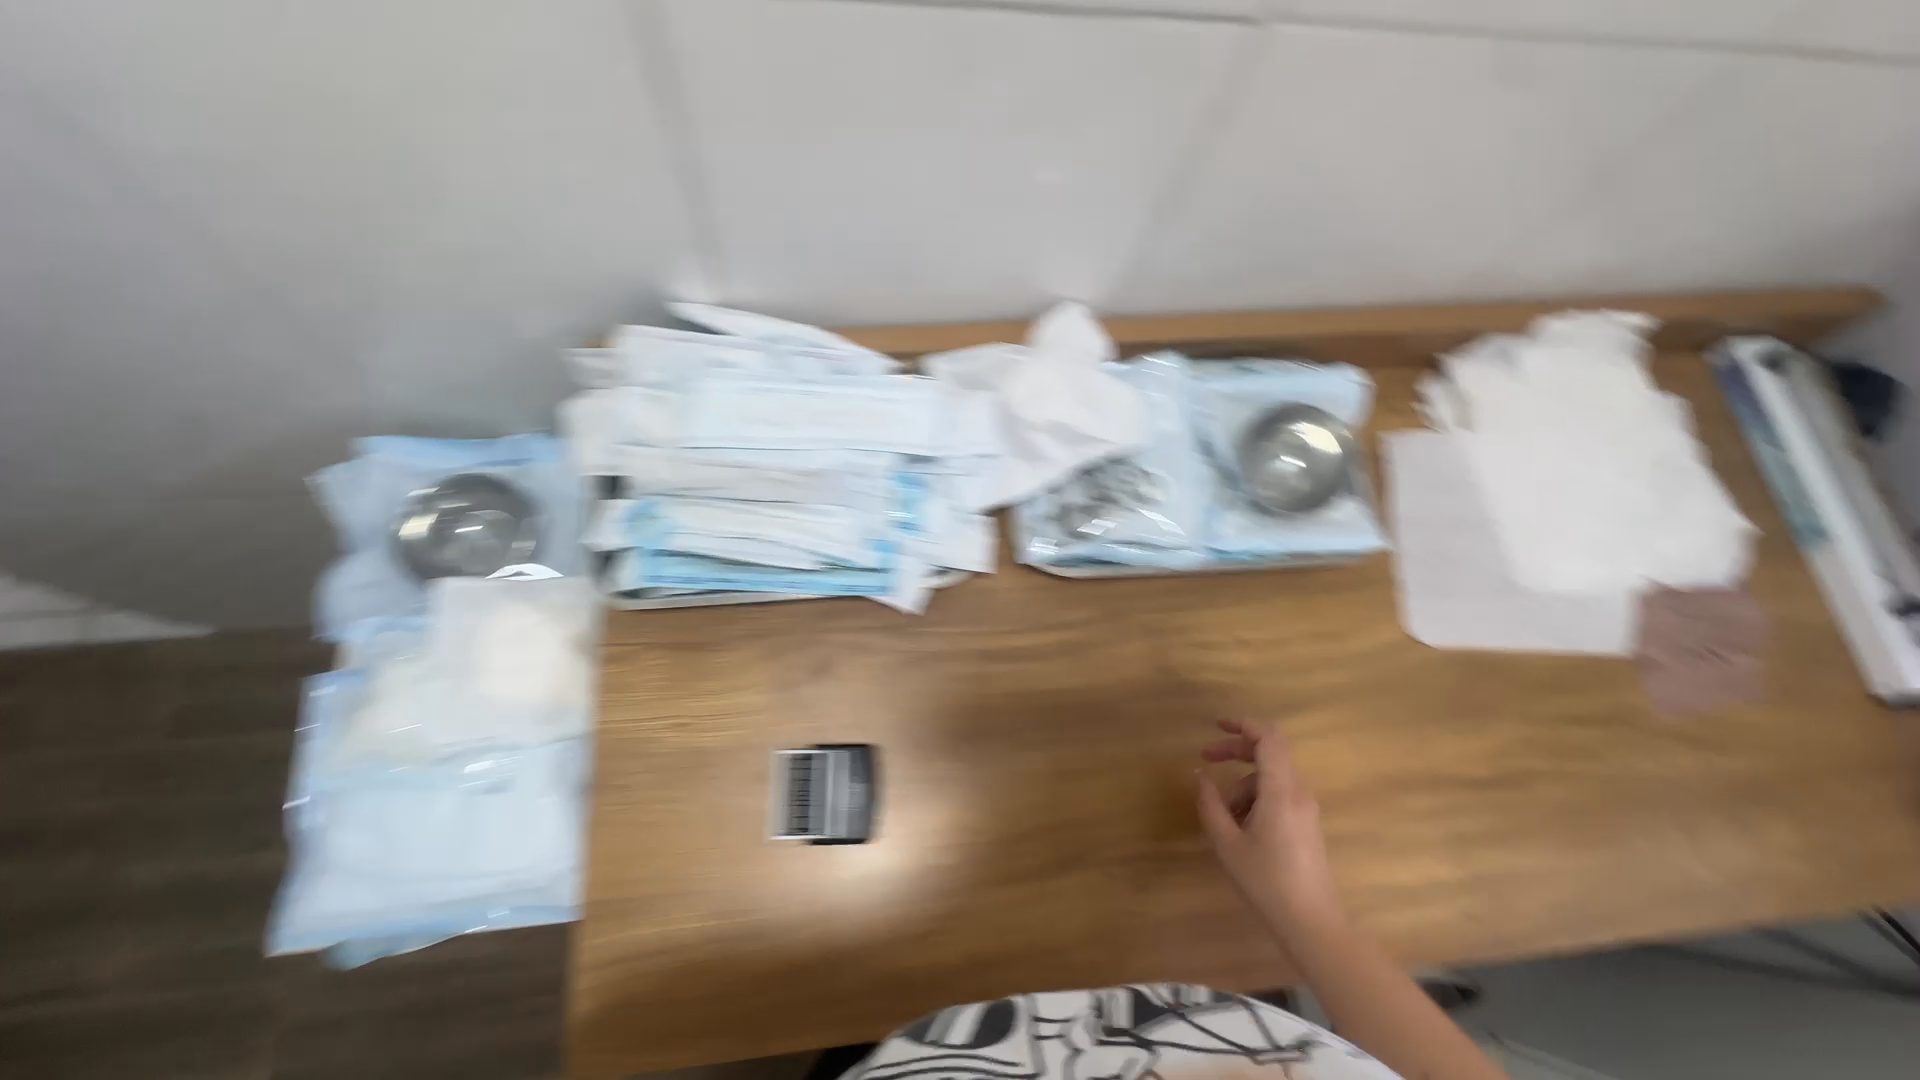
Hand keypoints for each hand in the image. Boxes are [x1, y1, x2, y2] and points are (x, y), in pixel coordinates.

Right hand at [1196, 719, 1343, 931]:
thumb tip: (1201, 775)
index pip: (1268, 738)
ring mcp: (1306, 807)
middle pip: (1269, 752)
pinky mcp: (1307, 822)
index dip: (1243, 725)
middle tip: (1205, 760)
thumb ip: (1210, 803)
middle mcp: (1298, 791)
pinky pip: (1279, 794)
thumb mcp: (1226, 842)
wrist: (1311, 921)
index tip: (1216, 726)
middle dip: (1235, 751)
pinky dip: (1256, 799)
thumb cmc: (1265, 880)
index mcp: (1280, 790)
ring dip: (1242, 785)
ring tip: (1223, 816)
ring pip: (1270, 777)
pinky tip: (1240, 828)